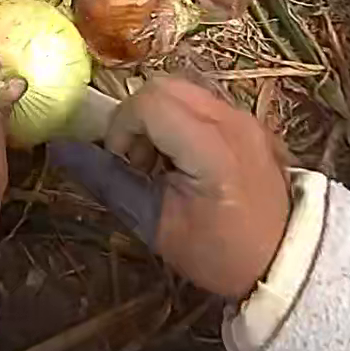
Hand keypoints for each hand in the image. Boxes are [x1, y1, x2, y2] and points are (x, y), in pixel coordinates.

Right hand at [105, 76, 290, 298]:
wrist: (289, 264)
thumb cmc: (219, 251)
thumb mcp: (156, 224)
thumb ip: (107, 180)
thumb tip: (60, 148)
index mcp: (210, 147)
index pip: (147, 103)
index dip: (122, 129)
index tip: (125, 164)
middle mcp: (229, 119)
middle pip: (160, 86)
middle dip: (136, 117)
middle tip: (139, 160)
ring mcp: (242, 115)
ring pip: (177, 87)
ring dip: (155, 115)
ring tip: (161, 159)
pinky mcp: (246, 118)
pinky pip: (197, 98)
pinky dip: (177, 116)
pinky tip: (184, 155)